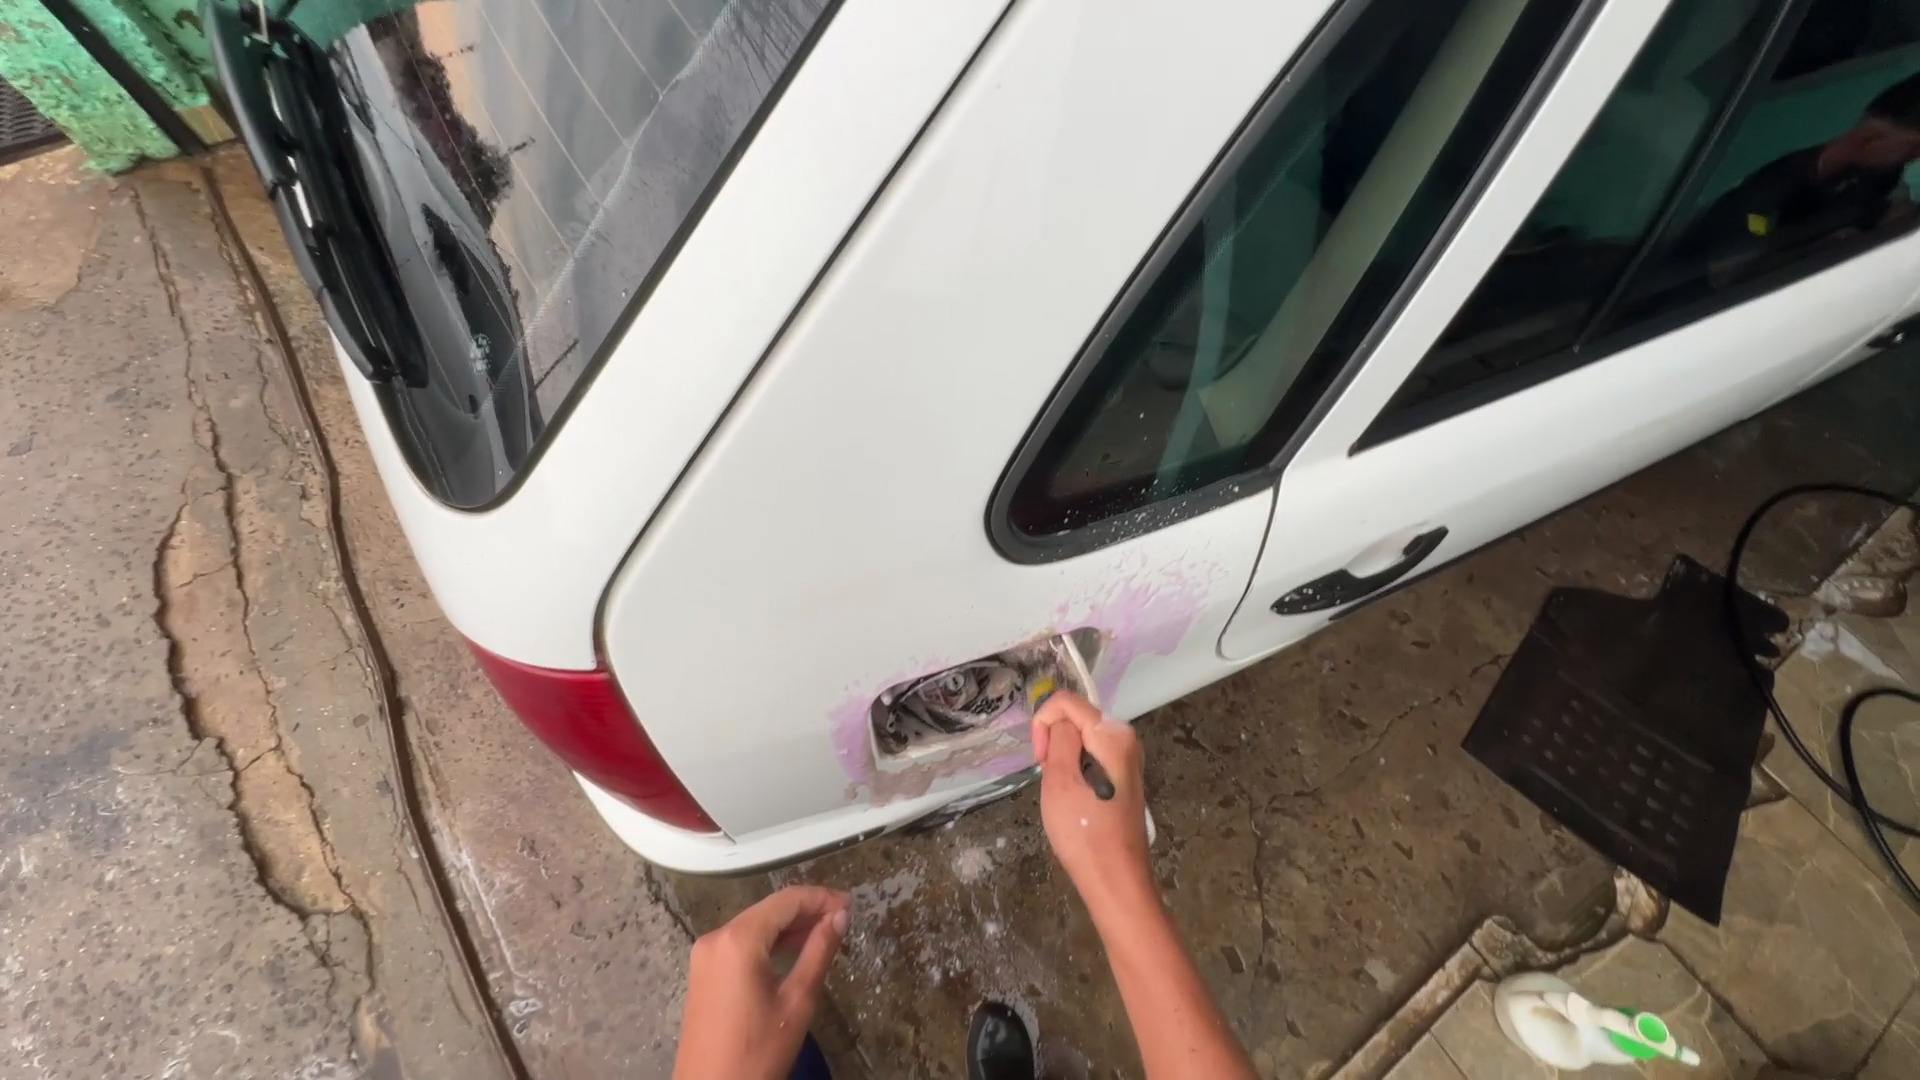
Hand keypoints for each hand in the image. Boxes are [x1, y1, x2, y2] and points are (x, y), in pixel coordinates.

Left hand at [673, 885, 849, 1079]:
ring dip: (790, 925)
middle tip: (843, 918)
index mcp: (738, 939)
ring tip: (827, 931)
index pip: (786, 901)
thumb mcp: (797, 1002)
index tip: (850, 905)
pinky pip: (742, 943)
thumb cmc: (757, 1054)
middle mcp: (716, 937)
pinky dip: (770, 941)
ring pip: (756, 924)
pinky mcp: (704, 972)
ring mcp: (706, 955)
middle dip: (807, 910)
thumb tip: (840, 916)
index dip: (821, 898)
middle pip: (770, 909)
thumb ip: (819, 951)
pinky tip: (795, 948)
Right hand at [1032, 692, 1156, 927]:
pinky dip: (1076, 768)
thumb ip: (1059, 738)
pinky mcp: (1125, 777)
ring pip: (1082, 738)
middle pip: (1076, 718)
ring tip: (1061, 791)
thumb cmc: (1084, 831)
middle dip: (1054, 740)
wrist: (1115, 880)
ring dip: (1063, 757)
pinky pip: (1092, 756)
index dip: (1043, 722)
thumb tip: (1061, 723)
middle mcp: (1127, 739)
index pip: (1067, 702)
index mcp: (1113, 734)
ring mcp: (1128, 759)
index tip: (1040, 759)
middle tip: (1049, 777)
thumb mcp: (1059, 779)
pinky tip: (1075, 797)